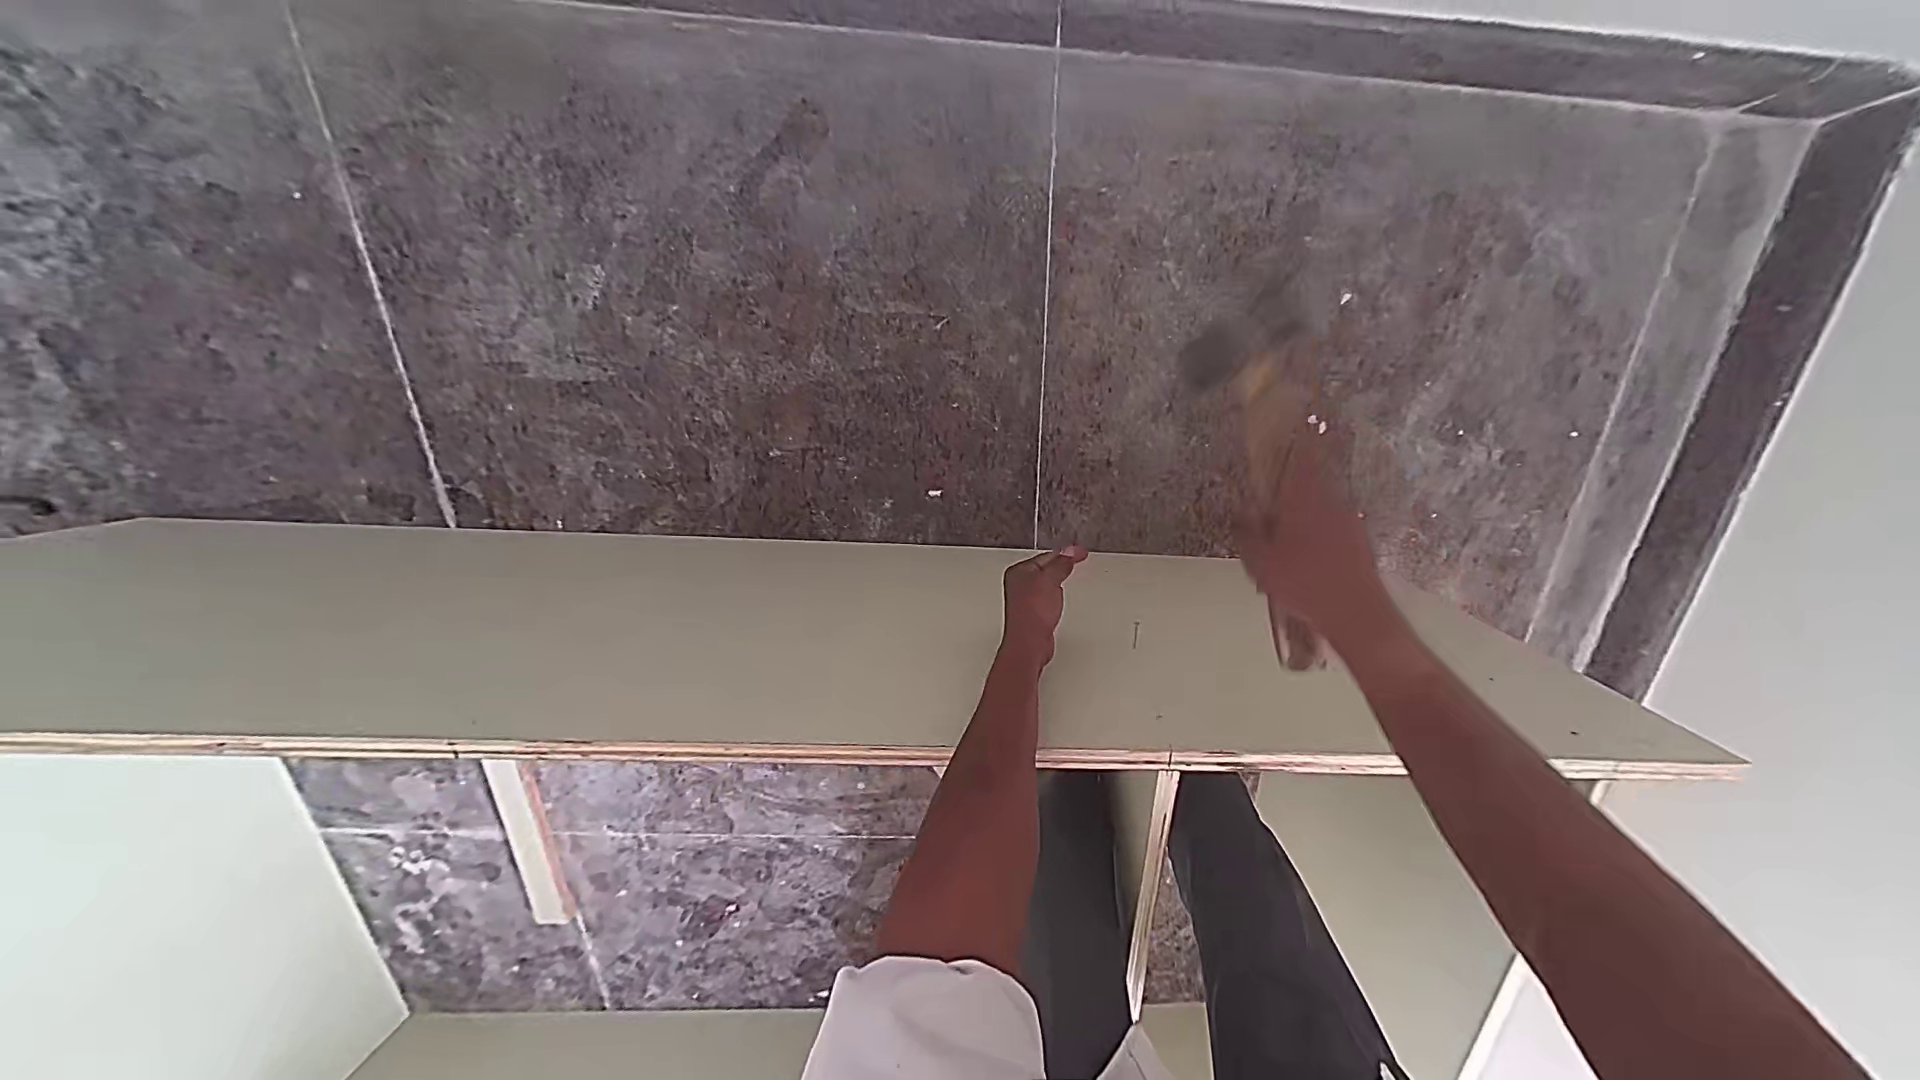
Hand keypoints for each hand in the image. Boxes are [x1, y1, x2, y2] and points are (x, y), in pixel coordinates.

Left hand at [1000, 546, 1087, 665]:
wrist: (1029, 642)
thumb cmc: (1031, 614)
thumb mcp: (1049, 580)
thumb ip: (1061, 564)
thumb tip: (1069, 553)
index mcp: (1019, 571)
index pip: (1046, 556)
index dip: (1065, 553)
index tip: (1080, 552)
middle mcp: (1019, 583)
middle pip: (1044, 567)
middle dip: (1061, 563)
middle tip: (1076, 557)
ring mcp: (1026, 598)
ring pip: (1046, 581)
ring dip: (1058, 577)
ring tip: (1069, 572)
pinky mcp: (1034, 611)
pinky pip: (1047, 595)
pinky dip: (1055, 592)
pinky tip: (1059, 596)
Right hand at [1235, 426, 1390, 644]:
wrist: (1355, 614)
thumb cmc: (1304, 583)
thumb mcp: (1259, 559)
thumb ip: (1247, 530)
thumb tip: (1242, 511)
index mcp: (1304, 498)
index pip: (1301, 453)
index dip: (1297, 431)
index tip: (1297, 411)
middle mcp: (1331, 502)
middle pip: (1308, 479)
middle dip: (1286, 486)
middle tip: (1266, 504)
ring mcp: (1347, 521)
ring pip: (1317, 505)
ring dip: (1298, 514)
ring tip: (1279, 542)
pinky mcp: (1356, 541)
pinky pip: (1328, 526)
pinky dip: (1312, 533)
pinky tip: (1300, 558)